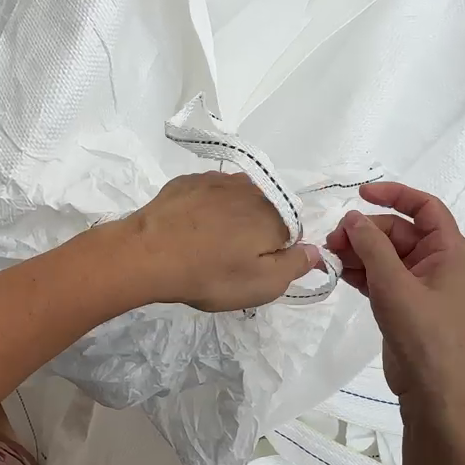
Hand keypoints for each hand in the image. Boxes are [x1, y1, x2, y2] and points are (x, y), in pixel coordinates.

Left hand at [115, 172, 311, 311]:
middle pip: (264, 211)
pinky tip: (190, 227)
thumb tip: (316, 250)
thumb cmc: (210, 274)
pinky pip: (208, 194)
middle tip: (229, 259)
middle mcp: (249, 188)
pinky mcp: (187, 180)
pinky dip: (205, 208)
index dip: (277, 252)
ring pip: (236, 199)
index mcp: (274, 214)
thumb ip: (295, 265)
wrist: (149, 253)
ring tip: (208, 243)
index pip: (291, 231)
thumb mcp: (262, 284)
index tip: (255, 267)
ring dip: (229, 217)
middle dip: (254, 232)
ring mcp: (215, 180)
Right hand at [324, 182, 464, 414]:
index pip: (426, 208)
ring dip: (358, 251)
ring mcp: (421, 286)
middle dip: (365, 231)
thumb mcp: (394, 284)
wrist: (437, 394)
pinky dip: (361, 272)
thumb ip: (372, 245)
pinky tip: (339, 274)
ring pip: (386, 254)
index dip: (395, 195)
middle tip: (333, 242)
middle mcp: (438, 264)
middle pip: (398, 231)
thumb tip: (353, 218)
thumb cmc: (425, 334)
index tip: (360, 195)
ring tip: (331, 259)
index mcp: (450, 253)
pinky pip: (381, 276)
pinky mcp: (405, 305)